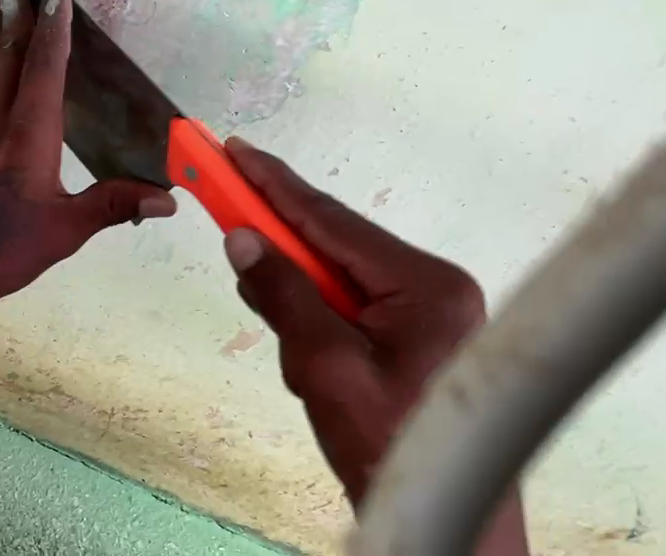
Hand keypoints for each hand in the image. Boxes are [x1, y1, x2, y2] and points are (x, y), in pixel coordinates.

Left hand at [0, 0, 175, 333]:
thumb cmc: (1, 252)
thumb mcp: (65, 231)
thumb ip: (114, 206)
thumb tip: (170, 199)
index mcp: (25, 135)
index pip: (43, 66)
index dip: (53, 23)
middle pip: (7, 54)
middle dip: (14, 8)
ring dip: (1, 33)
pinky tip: (0, 70)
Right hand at [222, 140, 527, 553]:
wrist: (443, 517)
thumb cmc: (388, 442)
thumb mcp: (323, 364)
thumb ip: (281, 293)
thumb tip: (241, 238)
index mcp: (424, 285)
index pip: (329, 219)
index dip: (272, 181)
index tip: (230, 148)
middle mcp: (431, 285)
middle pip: (330, 239)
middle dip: (274, 234)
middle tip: (222, 199)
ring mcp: (424, 309)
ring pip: (331, 270)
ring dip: (291, 285)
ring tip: (278, 323)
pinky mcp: (411, 331)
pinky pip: (341, 297)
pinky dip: (307, 307)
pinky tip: (295, 336)